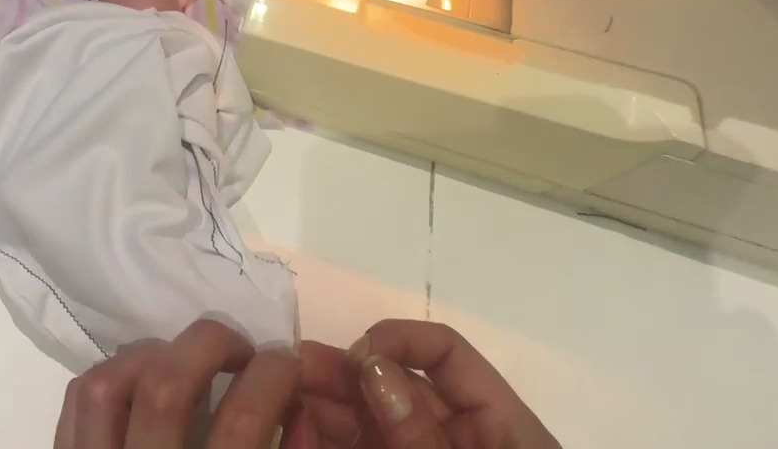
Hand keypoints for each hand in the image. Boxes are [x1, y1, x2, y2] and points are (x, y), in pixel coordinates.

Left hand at [55, 318, 304, 448]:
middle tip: (242, 349)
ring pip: (106, 383)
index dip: (273, 377)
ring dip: (153, 353)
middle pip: (164, 384)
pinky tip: (139, 378)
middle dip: (211, 344)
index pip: (239, 425)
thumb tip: (302, 406)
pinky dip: (110, 373)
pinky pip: (76, 400)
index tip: (287, 360)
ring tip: (186, 359)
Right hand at [291, 321, 559, 448]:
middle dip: (340, 372)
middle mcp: (456, 436)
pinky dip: (323, 437)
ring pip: (366, 419)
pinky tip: (293, 430)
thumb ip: (422, 434)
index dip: (398, 339)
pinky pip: (357, 448)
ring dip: (322, 403)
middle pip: (394, 386)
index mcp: (500, 427)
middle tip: (286, 365)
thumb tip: (372, 364)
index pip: (446, 353)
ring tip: (277, 394)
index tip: (355, 354)